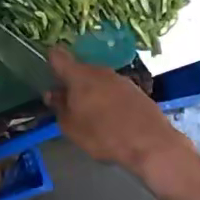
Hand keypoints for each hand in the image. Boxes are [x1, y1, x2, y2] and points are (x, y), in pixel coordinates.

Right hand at [45, 47, 195, 180]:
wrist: (150, 143)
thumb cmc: (103, 135)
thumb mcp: (71, 127)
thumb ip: (59, 107)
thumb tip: (52, 93)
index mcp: (78, 76)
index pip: (58, 56)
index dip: (51, 61)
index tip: (48, 73)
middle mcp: (99, 71)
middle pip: (79, 70)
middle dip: (72, 83)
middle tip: (68, 104)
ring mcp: (120, 79)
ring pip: (98, 80)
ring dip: (91, 92)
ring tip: (91, 115)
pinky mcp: (136, 90)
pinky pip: (113, 90)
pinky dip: (108, 99)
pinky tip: (111, 119)